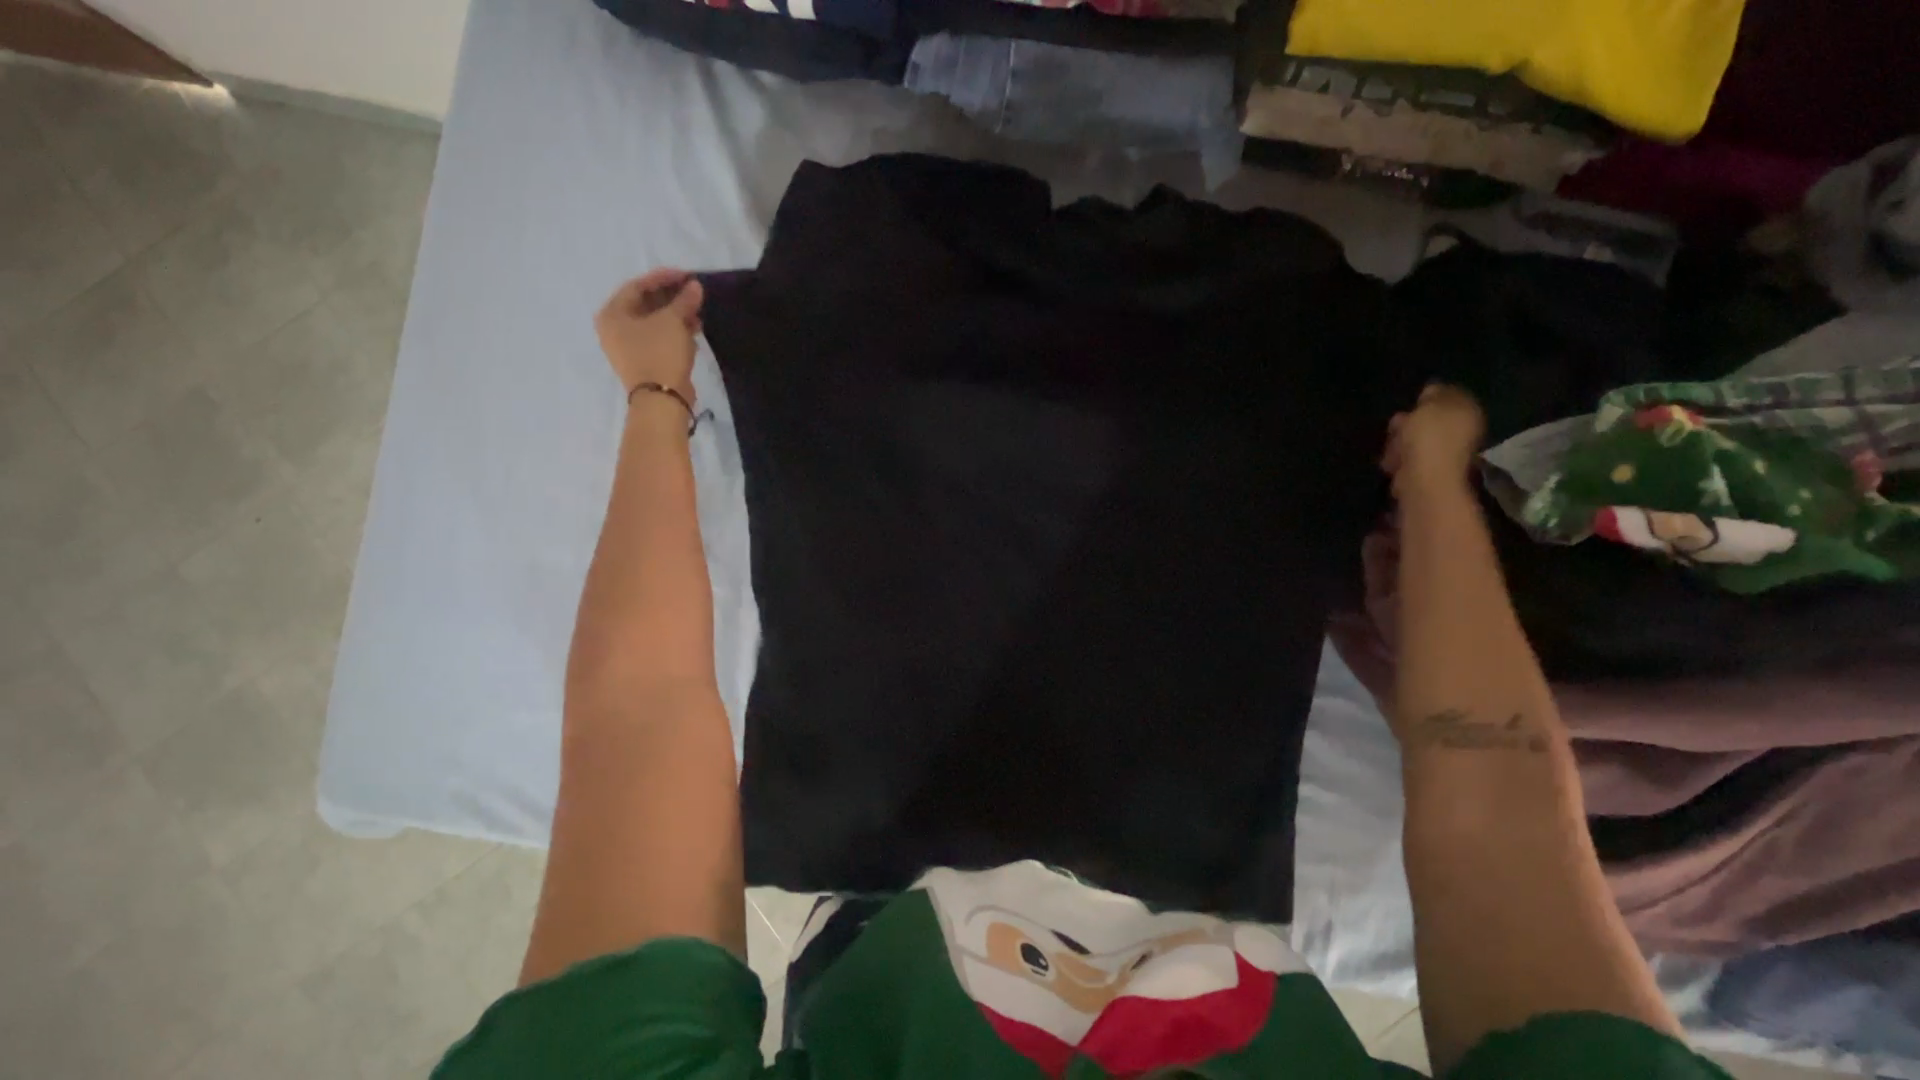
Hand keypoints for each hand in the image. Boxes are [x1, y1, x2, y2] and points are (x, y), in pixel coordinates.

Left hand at [596, 269, 704, 402]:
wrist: (662, 399)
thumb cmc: (659, 353)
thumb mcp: (673, 321)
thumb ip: (684, 299)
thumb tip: (695, 286)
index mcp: (612, 315)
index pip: (637, 286)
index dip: (663, 278)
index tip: (686, 276)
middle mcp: (614, 329)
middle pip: (645, 304)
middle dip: (671, 297)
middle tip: (693, 292)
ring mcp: (629, 348)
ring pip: (654, 322)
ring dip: (676, 315)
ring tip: (698, 312)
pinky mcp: (645, 362)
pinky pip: (659, 339)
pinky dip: (675, 332)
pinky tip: (695, 329)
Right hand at [1382, 383, 1485, 497]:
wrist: (1424, 480)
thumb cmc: (1430, 436)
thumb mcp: (1431, 403)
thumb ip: (1434, 392)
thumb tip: (1434, 389)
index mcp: (1468, 413)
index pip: (1449, 398)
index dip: (1428, 398)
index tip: (1412, 403)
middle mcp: (1463, 434)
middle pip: (1431, 421)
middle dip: (1409, 423)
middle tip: (1396, 427)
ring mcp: (1447, 457)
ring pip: (1416, 442)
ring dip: (1400, 443)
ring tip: (1391, 450)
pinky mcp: (1429, 475)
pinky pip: (1409, 461)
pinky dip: (1399, 461)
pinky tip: (1393, 464)